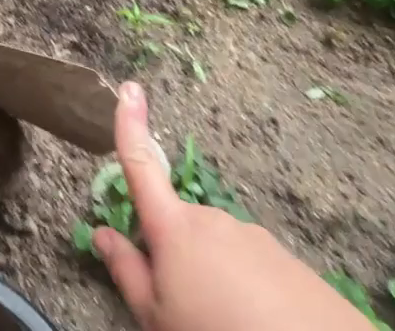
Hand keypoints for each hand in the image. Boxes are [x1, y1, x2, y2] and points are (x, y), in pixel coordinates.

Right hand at [91, 82, 372, 330]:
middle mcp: (213, 220)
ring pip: (218, 250)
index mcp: (174, 228)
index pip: (142, 165)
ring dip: (213, 275)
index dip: (131, 125)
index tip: (130, 87)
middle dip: (175, 254)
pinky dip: (250, 290)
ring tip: (226, 320)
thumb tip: (102, 233)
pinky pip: (256, 269)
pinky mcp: (291, 262)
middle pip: (180, 226)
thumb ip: (127, 270)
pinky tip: (260, 324)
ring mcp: (255, 238)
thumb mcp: (156, 315)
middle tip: (182, 302)